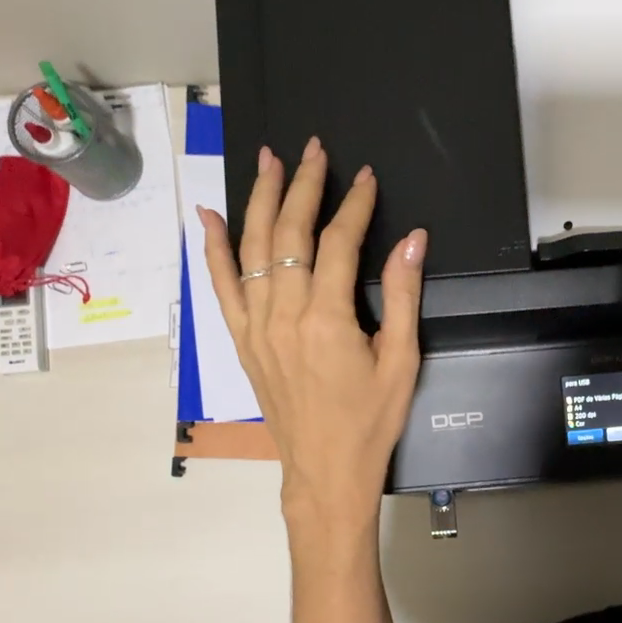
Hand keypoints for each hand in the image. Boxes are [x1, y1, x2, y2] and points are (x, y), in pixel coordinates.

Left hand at [198, 138, 427, 534]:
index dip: (353, 206)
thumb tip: (412, 240)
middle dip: (302, 187)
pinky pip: (222, 286)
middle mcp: (283, 315)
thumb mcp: (401, 361)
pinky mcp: (242, 342)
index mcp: (326, 319)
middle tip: (313, 150)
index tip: (366, 179)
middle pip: (288, 235)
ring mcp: (256, 327)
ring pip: (252, 250)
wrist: (325, 472)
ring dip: (260, 201)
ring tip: (268, 161)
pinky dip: (215, 249)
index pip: (336, 243)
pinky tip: (210, 217)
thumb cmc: (370, 423)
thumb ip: (401, 296)